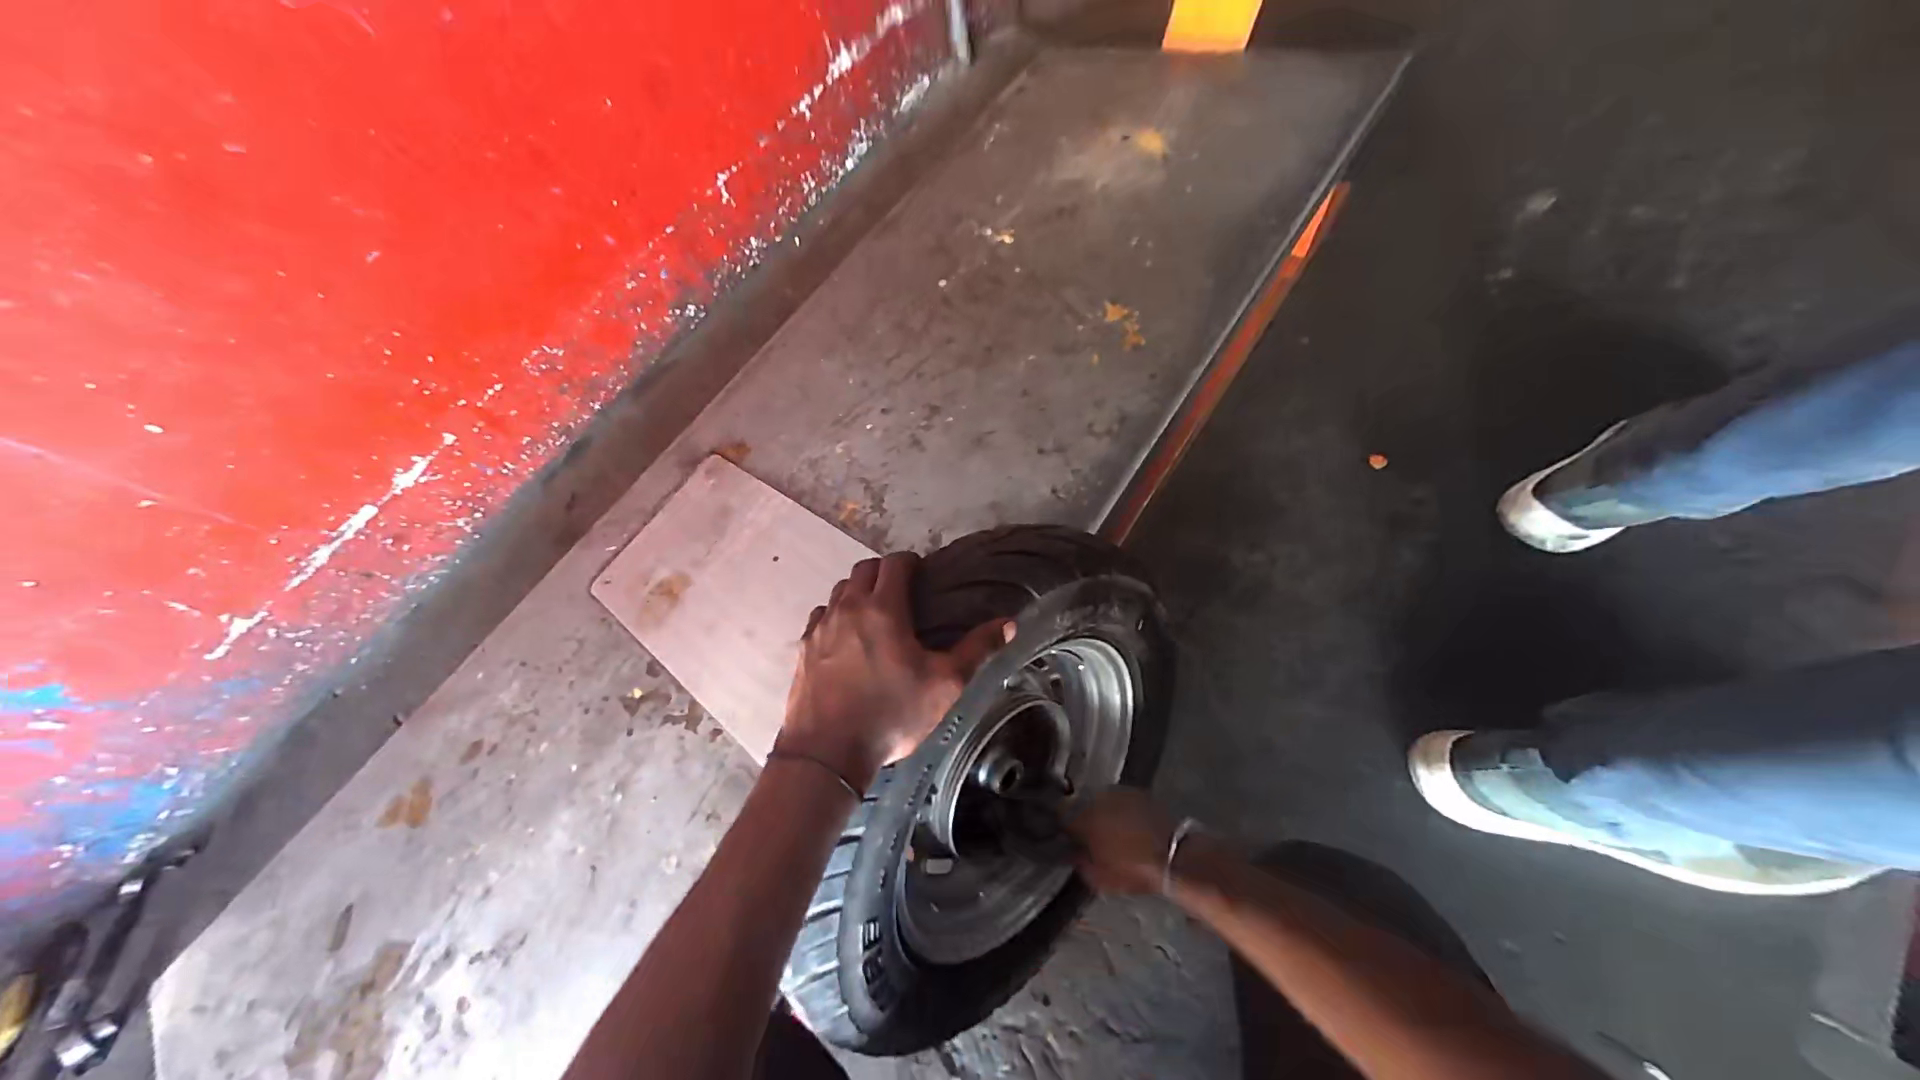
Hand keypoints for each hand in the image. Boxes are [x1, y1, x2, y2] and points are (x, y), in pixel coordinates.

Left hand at [781, 552, 1011, 789]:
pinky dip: (836, 614)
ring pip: (840, 590)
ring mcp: (821, 626)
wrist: (827, 751)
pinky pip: (821, 615)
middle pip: (864, 569)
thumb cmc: (891, 714)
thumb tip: (1009, 623)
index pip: (894, 563)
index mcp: (883, 609)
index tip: (922, 573)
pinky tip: (846, 637)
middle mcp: (848, 608)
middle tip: (902, 591)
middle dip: (884, 572)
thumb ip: (977, 649)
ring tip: (875, 613)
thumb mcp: (944, 685)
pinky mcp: (803, 647)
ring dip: (859, 591)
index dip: (910, 562)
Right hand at [1067, 787, 1177, 893]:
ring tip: (1110, 828)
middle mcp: (1097, 799)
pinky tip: (1126, 821)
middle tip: (1089, 835)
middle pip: (1081, 806)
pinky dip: (1119, 808)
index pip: (1062, 817)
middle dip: (1083, 818)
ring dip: (1101, 811)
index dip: (1063, 828)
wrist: (1176, 856)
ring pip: (1101, 800)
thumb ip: (1080, 863)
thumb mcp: (1101, 878)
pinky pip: (1120, 799)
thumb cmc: (1135, 870)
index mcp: (1084, 819)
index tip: (1067, 838)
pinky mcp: (1138, 792)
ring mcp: (1118, 792)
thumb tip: (1072, 854)